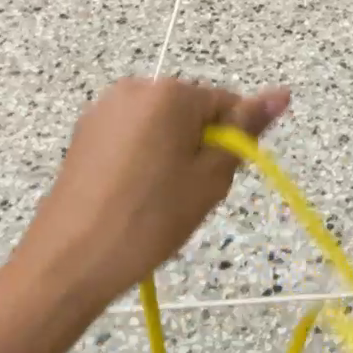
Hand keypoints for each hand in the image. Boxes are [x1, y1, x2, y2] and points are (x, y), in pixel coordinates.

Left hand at [17, 77, 290, 310]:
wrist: (69, 262)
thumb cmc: (151, 218)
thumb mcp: (211, 175)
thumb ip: (247, 129)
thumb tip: (282, 93)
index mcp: (169, 93)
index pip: (227, 104)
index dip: (232, 143)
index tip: (216, 180)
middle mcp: (134, 90)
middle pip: (193, 112)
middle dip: (201, 147)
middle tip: (190, 194)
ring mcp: (103, 111)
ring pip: (164, 127)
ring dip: (174, 156)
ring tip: (161, 200)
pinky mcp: (84, 135)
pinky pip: (135, 138)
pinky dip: (145, 162)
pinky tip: (135, 197)